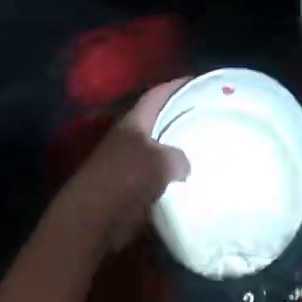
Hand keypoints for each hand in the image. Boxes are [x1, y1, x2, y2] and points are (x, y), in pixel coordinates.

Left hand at [49, 79, 190, 255]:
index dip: (177, 86)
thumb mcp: (160, 161)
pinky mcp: (129, 188)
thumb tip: (184, 165)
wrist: (93, 218)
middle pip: (158, 121)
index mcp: (134, 122)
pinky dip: (171, 177)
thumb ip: (178, 156)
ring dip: (177, 150)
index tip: (199, 82)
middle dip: (180, 118)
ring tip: (204, 149)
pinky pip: (156, 177)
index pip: (157, 95)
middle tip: (208, 117)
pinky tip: (190, 181)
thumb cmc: (125, 179)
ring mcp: (127, 163)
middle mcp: (129, 138)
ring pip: (158, 150)